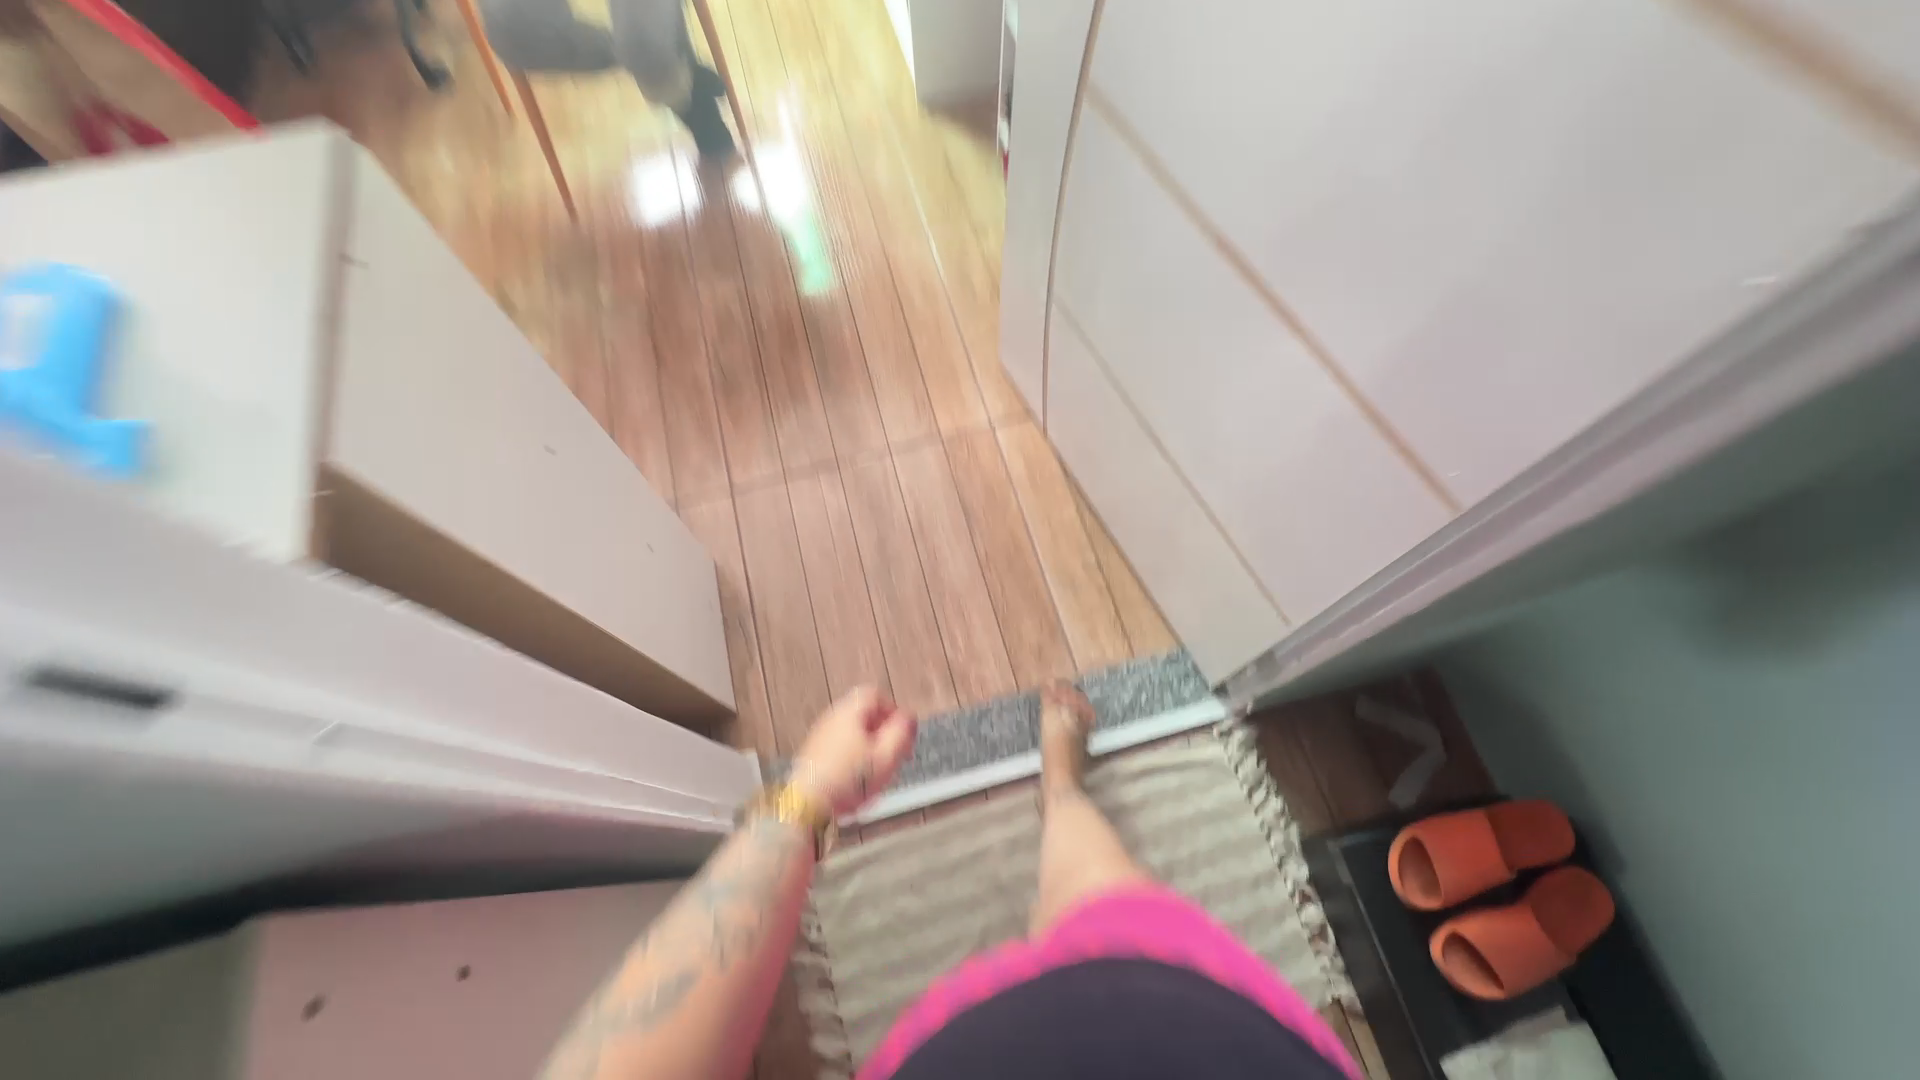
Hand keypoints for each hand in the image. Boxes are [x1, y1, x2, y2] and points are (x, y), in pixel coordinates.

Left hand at [791, 686, 916, 813]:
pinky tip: (857, 779)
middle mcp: (831, 718)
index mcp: (849, 712)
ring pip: (851, 732)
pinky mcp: (812, 754)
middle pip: (862, 714)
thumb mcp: (886, 756)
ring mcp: (819, 736)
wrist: (810, 803)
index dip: (892, 710)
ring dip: (868, 746)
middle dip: (881, 731)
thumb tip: (909, 718)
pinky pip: (839, 748)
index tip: (900, 729)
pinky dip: (852, 758)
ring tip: (877, 770)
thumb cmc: (849, 779)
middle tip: (892, 752)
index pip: (874, 695)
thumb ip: (901, 733)